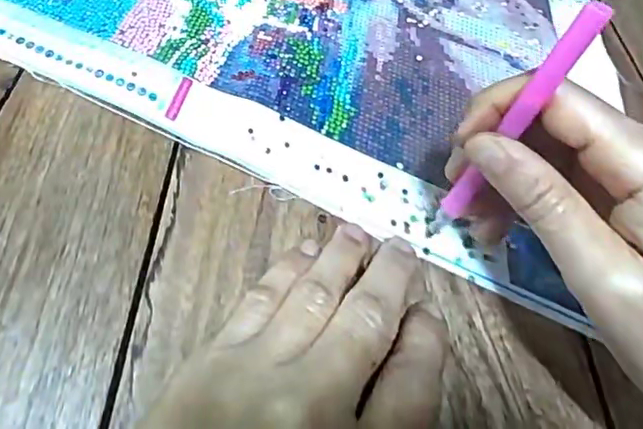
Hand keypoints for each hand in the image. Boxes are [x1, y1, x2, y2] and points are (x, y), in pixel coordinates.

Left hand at [138, 224, 448, 428]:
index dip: (425, 345)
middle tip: (401, 247)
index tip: (429, 313)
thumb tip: (403, 366)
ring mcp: (259, 375)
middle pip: (364, 325)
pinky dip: (287, 269)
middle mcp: (312, 407)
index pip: (410, 389)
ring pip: (313, 297)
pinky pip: (261, 299)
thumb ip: (379, 426)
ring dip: (339, 259)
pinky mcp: (213, 359)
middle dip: (389, 280)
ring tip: (357, 233)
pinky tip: (303, 251)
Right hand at [445, 79, 642, 428]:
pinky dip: (535, 189)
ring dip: (510, 170)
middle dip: (496, 143)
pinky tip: (509, 222)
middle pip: (554, 115)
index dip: (497, 107)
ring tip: (477, 217)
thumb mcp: (607, 284)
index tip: (458, 153)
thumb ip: (542, 202)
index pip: (557, 94)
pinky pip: (576, 170)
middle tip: (459, 193)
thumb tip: (479, 141)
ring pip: (558, 142)